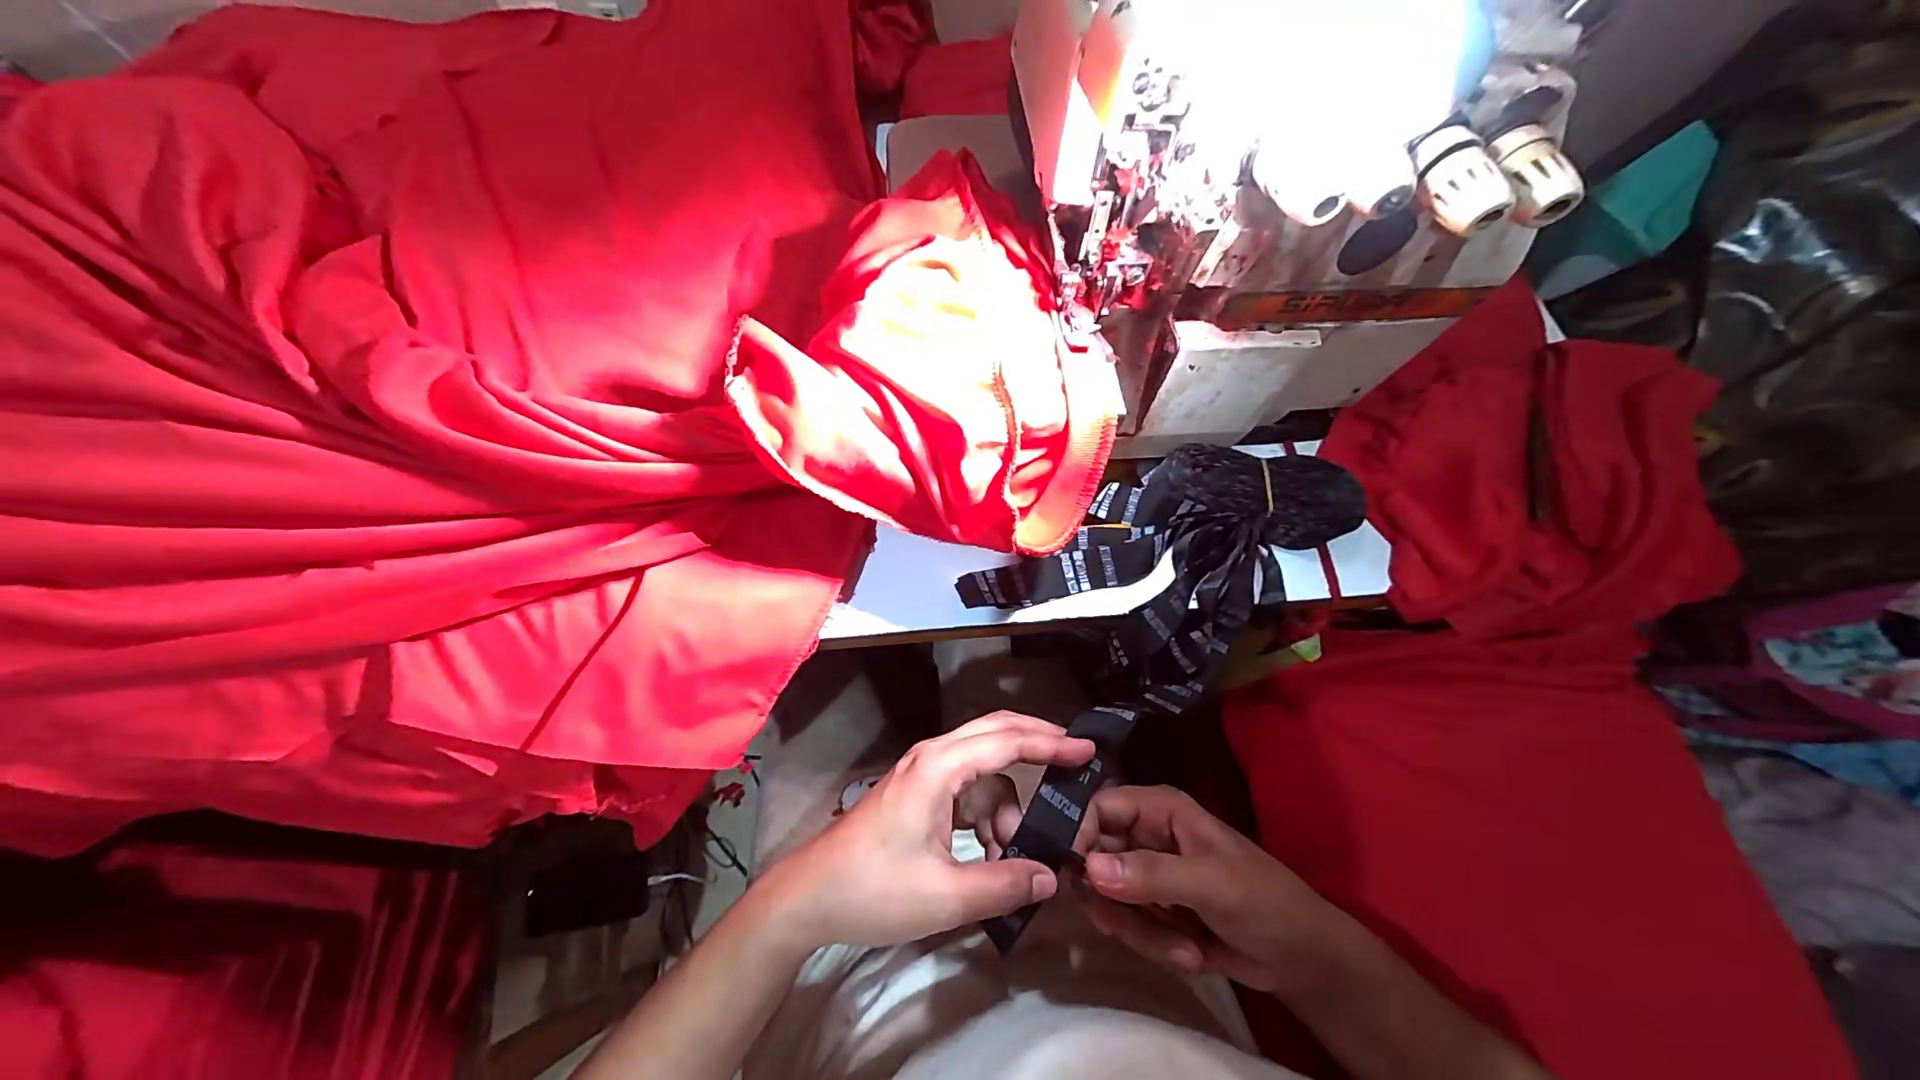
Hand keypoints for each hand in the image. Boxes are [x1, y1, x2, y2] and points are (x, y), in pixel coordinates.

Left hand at [755, 712, 1094, 951]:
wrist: (808, 898)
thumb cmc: (873, 890)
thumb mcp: (944, 896)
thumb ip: (1004, 884)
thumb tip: (1050, 876)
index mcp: (938, 768)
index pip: (1006, 740)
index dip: (1051, 742)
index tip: (1088, 749)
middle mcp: (932, 758)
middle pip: (996, 734)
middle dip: (1037, 748)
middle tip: (1075, 767)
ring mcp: (923, 775)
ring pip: (984, 771)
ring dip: (1007, 807)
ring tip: (1011, 856)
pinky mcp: (918, 794)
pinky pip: (967, 792)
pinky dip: (987, 817)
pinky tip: (989, 855)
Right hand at [1073, 785, 1339, 992]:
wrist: (1301, 960)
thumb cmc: (1265, 903)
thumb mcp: (1212, 885)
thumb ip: (1152, 875)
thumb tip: (1089, 868)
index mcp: (1159, 809)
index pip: (1099, 806)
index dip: (1079, 834)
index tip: (1076, 876)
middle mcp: (1144, 835)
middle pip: (1093, 856)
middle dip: (1112, 900)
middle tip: (1127, 927)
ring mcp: (1145, 874)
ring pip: (1106, 897)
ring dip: (1141, 931)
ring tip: (1185, 947)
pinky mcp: (1149, 910)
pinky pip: (1125, 925)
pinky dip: (1154, 945)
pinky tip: (1192, 954)